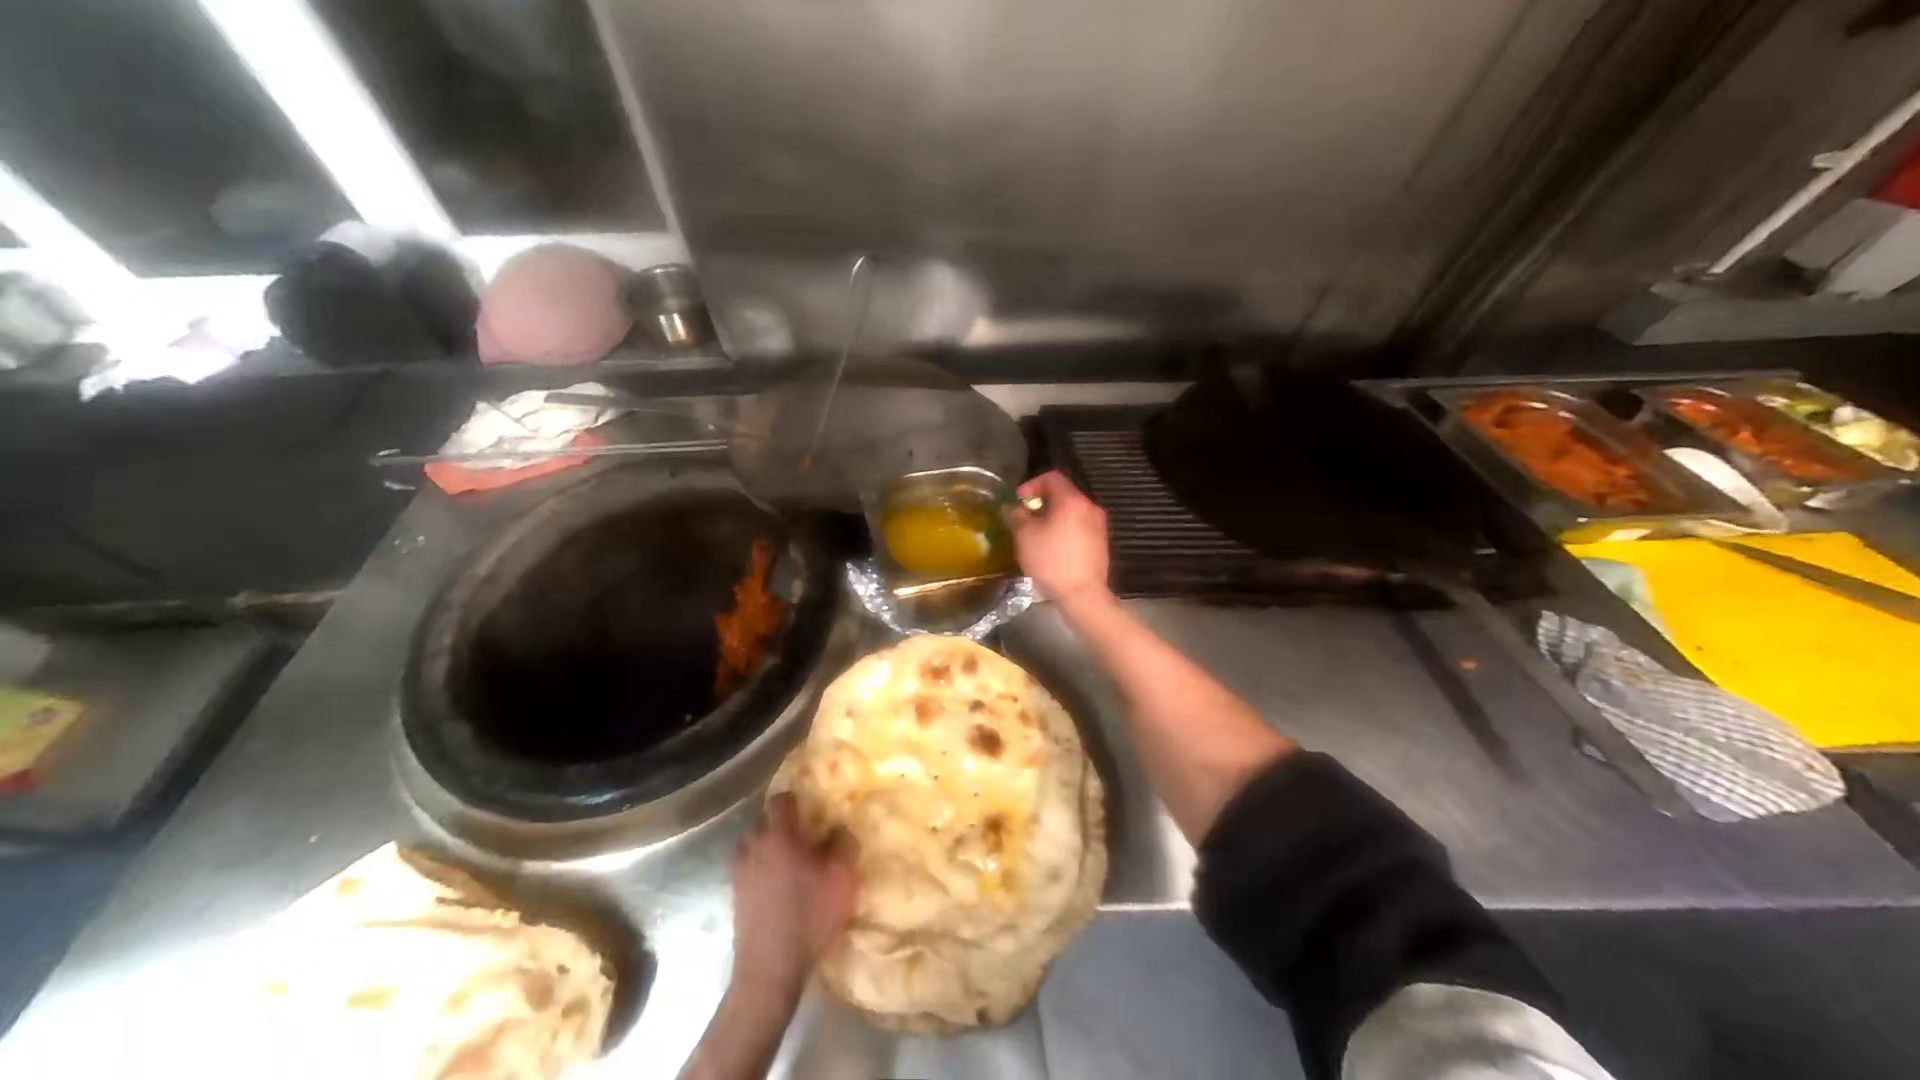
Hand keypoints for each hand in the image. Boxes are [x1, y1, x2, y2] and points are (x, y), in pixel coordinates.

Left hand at [730, 794, 857, 996]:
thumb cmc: (810, 916)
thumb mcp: (841, 879)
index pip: (781, 801)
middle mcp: (754, 846)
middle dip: (782, 826)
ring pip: (753, 845)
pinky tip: (776, 889)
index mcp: (780, 836)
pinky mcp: (734, 894)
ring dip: (768, 848)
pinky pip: (748, 868)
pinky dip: (760, 869)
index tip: (811, 810)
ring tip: (788, 864)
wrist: (770, 967)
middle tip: (804, 840)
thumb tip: (839, 826)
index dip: (795, 800)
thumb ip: (843, 844)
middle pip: (764, 822)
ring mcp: (740, 871)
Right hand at [1009, 471, 1111, 606]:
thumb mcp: (1024, 536)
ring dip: (1052, 517)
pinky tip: (1053, 549)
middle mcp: (1089, 506)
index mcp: (1072, 500)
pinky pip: (1079, 526)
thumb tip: (1013, 507)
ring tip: (1037, 536)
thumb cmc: (1051, 561)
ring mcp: (1099, 524)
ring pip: (1071, 511)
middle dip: (1041, 503)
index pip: (1051, 477)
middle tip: (1024, 520)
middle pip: (1062, 493)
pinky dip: (1064, 530)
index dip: (1031, 485)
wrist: (1083, 594)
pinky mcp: (1101, 542)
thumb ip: (1016, 515)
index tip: (1018, 503)